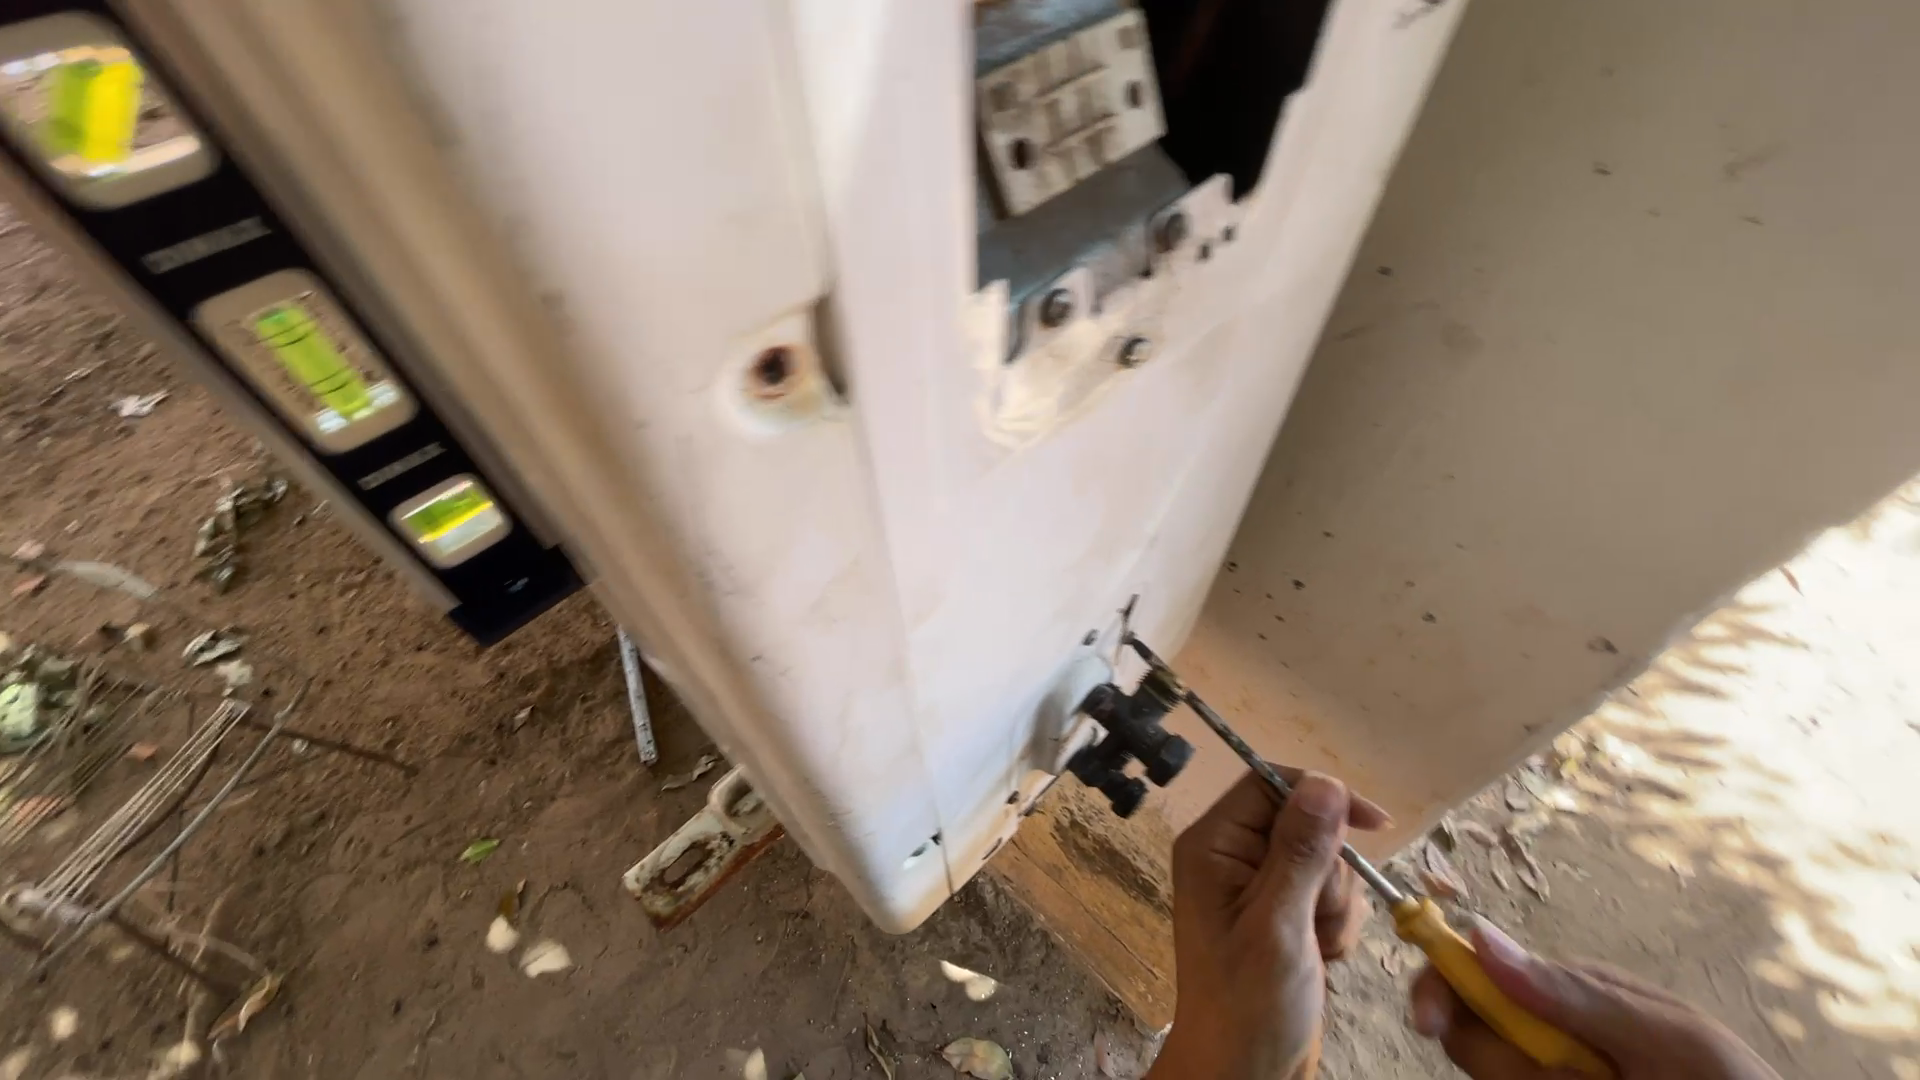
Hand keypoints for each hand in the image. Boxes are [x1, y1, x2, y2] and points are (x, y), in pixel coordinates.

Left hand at [1147, 769, 1390, 1079]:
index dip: (1321, 795)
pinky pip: (1328, 895)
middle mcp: (1232, 854)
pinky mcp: (1282, 911)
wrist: (1244, 1071)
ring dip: (1334, 905)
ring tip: (1315, 945)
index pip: (1268, 784)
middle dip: (1327, 873)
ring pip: (1324, 862)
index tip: (1373, 823)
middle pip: (1305, 824)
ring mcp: (1257, 884)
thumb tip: (1325, 782)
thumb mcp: (1278, 923)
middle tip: (1313, 918)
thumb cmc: (1250, 1003)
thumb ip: (1300, 852)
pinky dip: (1336, 925)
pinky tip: (1322, 956)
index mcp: (1213, 843)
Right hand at [1409, 919, 1781, 1078]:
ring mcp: (1545, 1071)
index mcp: (1558, 990)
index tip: (1426, 1024)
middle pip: (1468, 1033)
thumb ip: (1578, 993)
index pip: (1465, 970)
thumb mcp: (1673, 1040)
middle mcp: (1541, 1028)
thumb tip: (1474, 931)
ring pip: (1490, 1072)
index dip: (1435, 988)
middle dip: (1505, 1062)